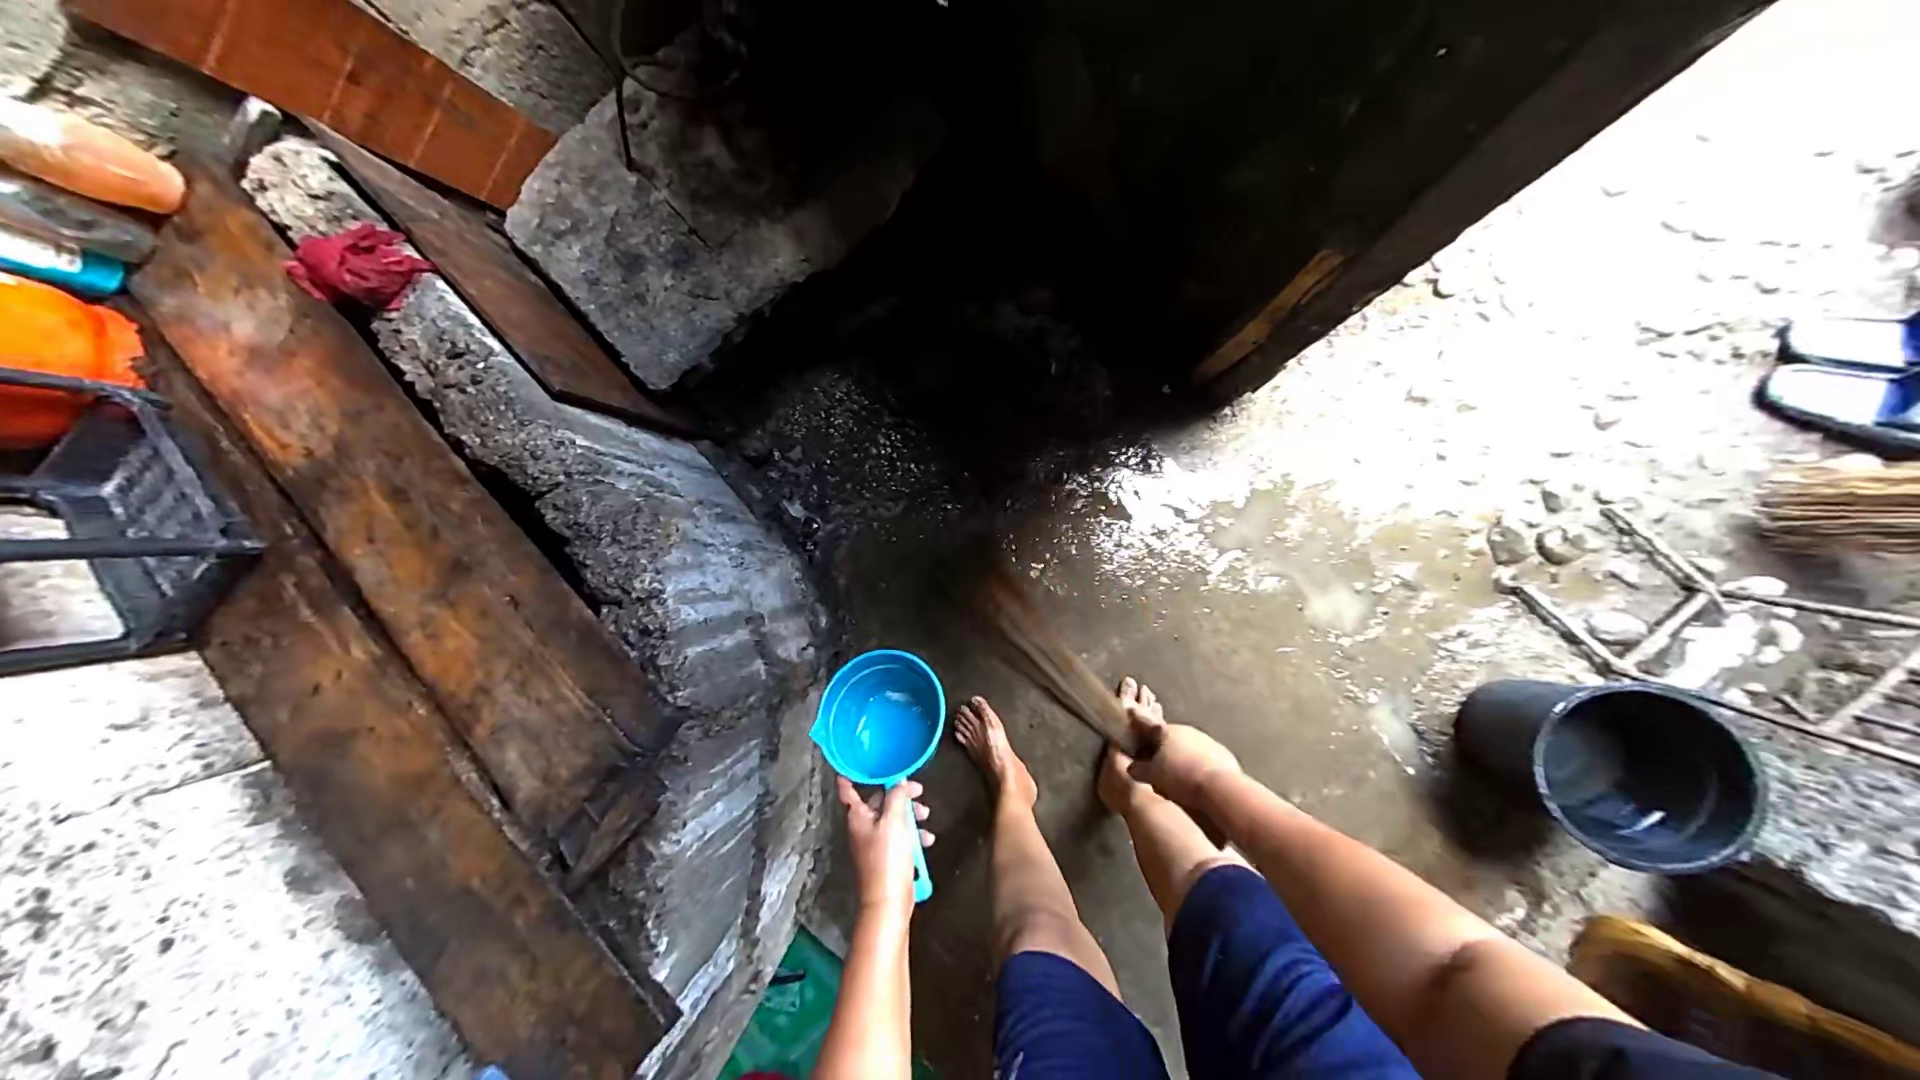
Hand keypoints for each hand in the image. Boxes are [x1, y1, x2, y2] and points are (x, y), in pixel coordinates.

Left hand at [837, 776, 932, 913]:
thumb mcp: (894, 821)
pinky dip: (913, 835)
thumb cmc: (887, 856)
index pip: (849, 790)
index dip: (850, 776)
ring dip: (910, 815)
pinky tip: (927, 840)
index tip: (854, 764)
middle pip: (880, 802)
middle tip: (919, 792)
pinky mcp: (886, 856)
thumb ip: (897, 796)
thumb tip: (898, 779)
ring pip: (893, 819)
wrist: (889, 900)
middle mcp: (863, 826)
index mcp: (858, 816)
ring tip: (926, 817)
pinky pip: (900, 837)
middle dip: (900, 796)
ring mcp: (874, 842)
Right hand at [1129, 723, 1241, 810]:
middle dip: (1165, 749)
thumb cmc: (1179, 776)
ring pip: (1190, 747)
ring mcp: (1207, 740)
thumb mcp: (1151, 775)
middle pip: (1171, 738)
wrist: (1219, 786)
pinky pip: (1206, 758)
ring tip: (1181, 777)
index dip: (1142, 735)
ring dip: (1184, 757)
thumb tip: (1132, 767)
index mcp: (1167, 730)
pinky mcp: (1224, 753)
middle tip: (1160, 766)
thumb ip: (1138, 769)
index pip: (1149, 727)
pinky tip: (1199, 781)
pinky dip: (1201, 766)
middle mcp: (1187, 730)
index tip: (1139, 743)